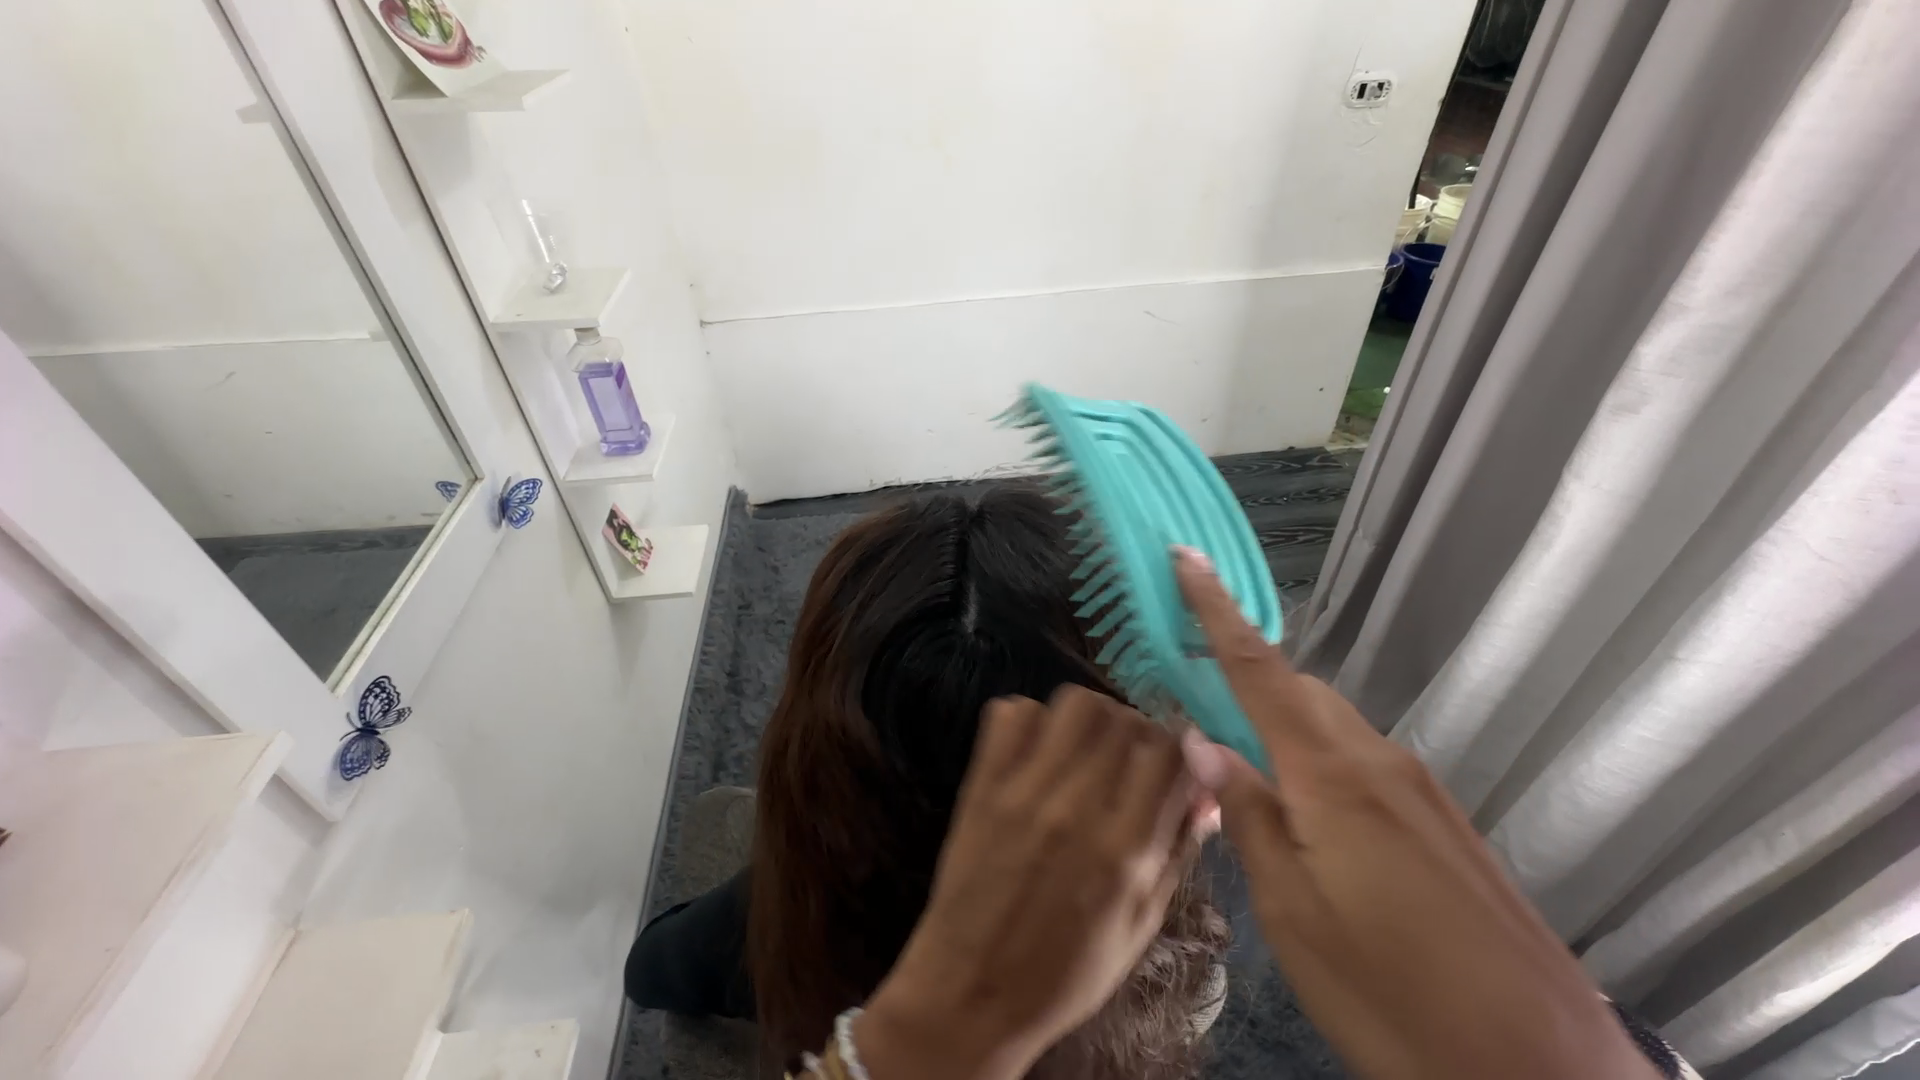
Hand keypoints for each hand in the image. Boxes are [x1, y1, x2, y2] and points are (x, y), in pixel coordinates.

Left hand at [854, 686, 1201, 1079]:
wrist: (973, 991)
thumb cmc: (1067, 973)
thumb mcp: (1142, 926)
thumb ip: (1176, 851)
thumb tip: (1207, 793)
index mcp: (1126, 848)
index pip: (1170, 752)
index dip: (1180, 750)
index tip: (1172, 765)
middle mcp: (1079, 806)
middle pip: (1125, 719)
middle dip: (1138, 732)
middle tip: (1129, 759)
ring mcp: (1024, 790)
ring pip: (1074, 703)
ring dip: (1091, 718)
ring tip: (1086, 750)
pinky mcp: (982, 783)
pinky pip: (1010, 714)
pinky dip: (1032, 720)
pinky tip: (1038, 752)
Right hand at [1172, 547, 1660, 1079]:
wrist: (1542, 1069)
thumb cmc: (1390, 991)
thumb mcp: (1291, 911)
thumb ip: (1245, 815)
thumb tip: (1202, 741)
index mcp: (1333, 776)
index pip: (1259, 672)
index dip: (1217, 613)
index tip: (1188, 559)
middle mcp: (1381, 763)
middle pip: (1300, 691)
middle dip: (1246, 680)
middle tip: (1195, 703)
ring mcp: (1421, 791)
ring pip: (1333, 728)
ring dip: (1281, 726)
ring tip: (1242, 771)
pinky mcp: (1444, 824)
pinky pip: (1363, 764)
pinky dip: (1318, 762)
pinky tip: (1306, 819)